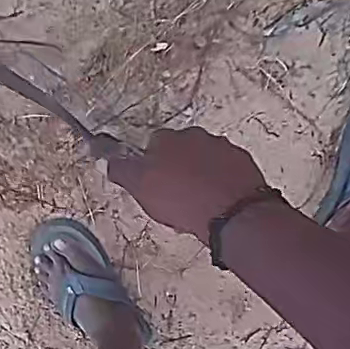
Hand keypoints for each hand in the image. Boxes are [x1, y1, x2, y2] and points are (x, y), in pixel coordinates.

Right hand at [105, 126, 271, 238]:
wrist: (231, 212)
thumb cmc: (185, 199)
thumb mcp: (141, 188)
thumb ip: (122, 171)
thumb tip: (108, 161)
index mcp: (166, 140)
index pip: (151, 145)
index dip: (150, 165)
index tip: (152, 182)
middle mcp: (194, 136)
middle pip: (179, 150)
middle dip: (176, 168)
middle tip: (173, 195)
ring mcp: (221, 147)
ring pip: (203, 159)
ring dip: (199, 175)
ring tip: (195, 201)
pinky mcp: (242, 162)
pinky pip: (225, 170)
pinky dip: (219, 181)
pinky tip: (215, 201)